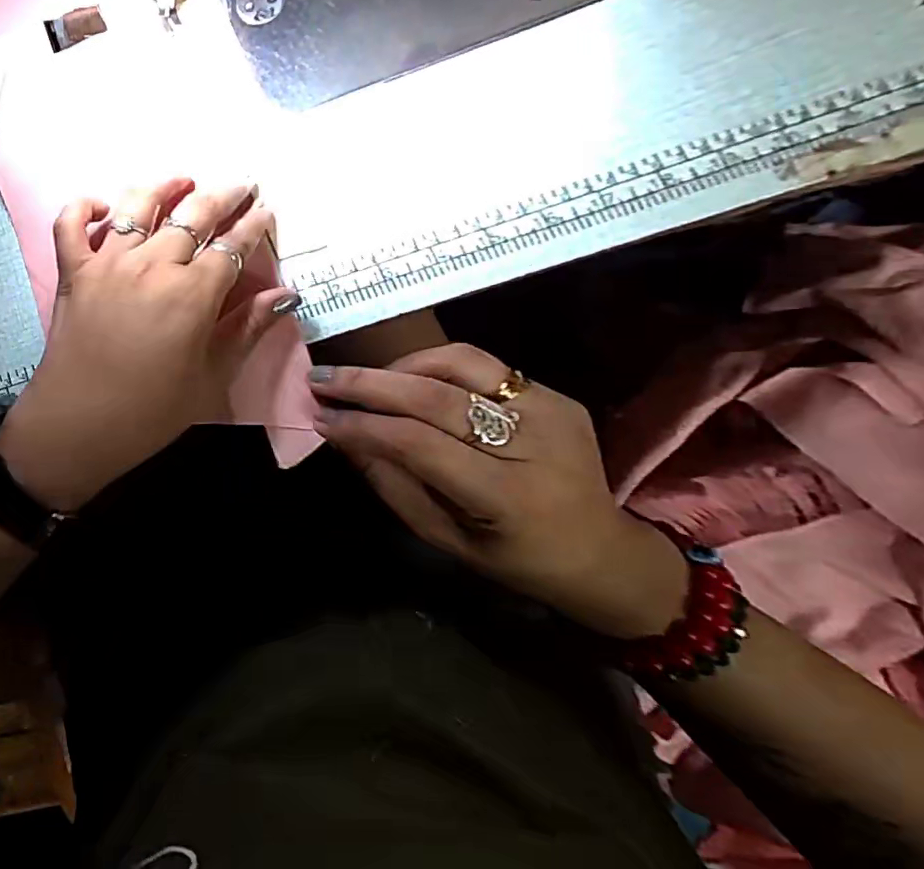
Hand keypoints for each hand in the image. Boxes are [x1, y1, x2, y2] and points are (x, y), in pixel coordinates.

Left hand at [0, 178, 295, 513]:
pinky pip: (71, 224)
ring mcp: (107, 263)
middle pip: (194, 215)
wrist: (78, 426)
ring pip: (139, 206)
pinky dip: (84, 207)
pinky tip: (103, 207)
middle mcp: (152, 265)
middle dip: (224, 196)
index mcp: (192, 293)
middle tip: (242, 185)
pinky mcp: (73, 271)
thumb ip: (247, 329)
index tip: (267, 210)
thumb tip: (285, 296)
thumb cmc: (152, 410)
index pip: (232, 246)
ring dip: (165, 188)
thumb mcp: (211, 375)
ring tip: (183, 181)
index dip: (254, 226)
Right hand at [308, 344, 687, 639]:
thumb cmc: (516, 560)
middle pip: (436, 395)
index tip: (321, 418)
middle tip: (323, 378)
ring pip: (461, 362)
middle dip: (370, 383)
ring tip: (365, 379)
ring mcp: (551, 410)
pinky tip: (409, 381)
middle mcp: (535, 442)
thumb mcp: (447, 540)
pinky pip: (483, 366)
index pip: (420, 444)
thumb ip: (393, 486)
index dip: (364, 426)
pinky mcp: (556, 395)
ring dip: (402, 366)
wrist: (603, 552)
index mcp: (508, 496)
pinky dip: (436, 368)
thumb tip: (345, 438)